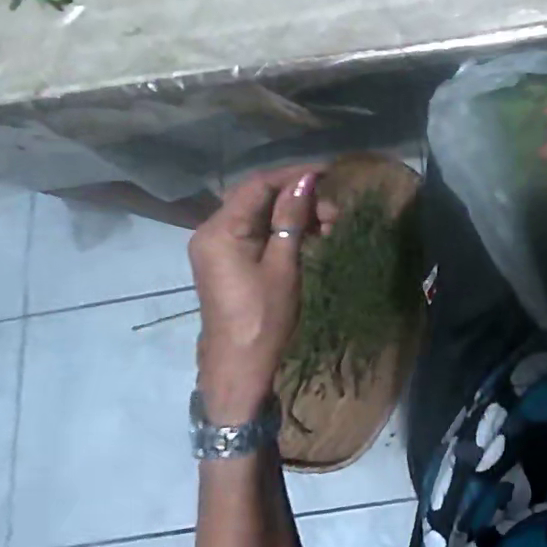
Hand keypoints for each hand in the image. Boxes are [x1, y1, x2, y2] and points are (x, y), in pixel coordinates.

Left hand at [187, 164, 332, 423]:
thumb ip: (291, 219)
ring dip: (294, 215)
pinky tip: (311, 237)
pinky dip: (284, 230)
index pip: (257, 185)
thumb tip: (306, 181)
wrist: (241, 370)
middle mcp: (212, 233)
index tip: (328, 176)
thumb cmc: (264, 319)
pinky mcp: (230, 263)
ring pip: (260, 215)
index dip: (292, 176)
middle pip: (256, 198)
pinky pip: (258, 234)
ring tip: (328, 226)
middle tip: (334, 212)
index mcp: (220, 231)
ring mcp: (219, 249)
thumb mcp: (283, 266)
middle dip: (297, 197)